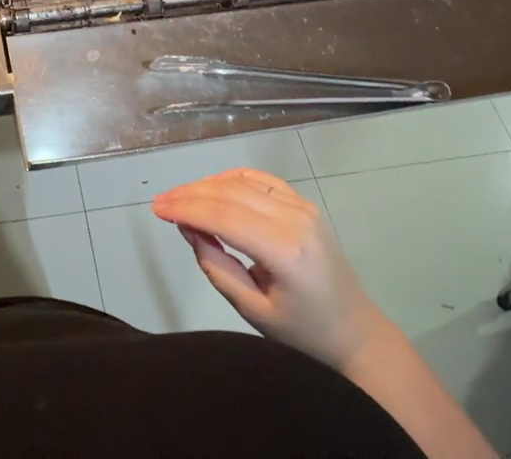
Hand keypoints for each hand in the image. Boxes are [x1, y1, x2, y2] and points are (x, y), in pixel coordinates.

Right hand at [152, 169, 387, 372]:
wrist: (353, 332)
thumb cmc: (302, 332)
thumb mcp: (252, 309)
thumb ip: (216, 266)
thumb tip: (188, 228)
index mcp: (285, 250)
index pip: (224, 217)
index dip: (187, 209)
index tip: (157, 209)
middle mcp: (295, 219)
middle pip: (231, 193)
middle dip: (190, 194)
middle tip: (160, 202)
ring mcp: (303, 207)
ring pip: (244, 181)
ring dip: (207, 184)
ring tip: (179, 196)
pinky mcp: (305, 204)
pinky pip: (261, 180)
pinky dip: (232, 179)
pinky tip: (211, 187)